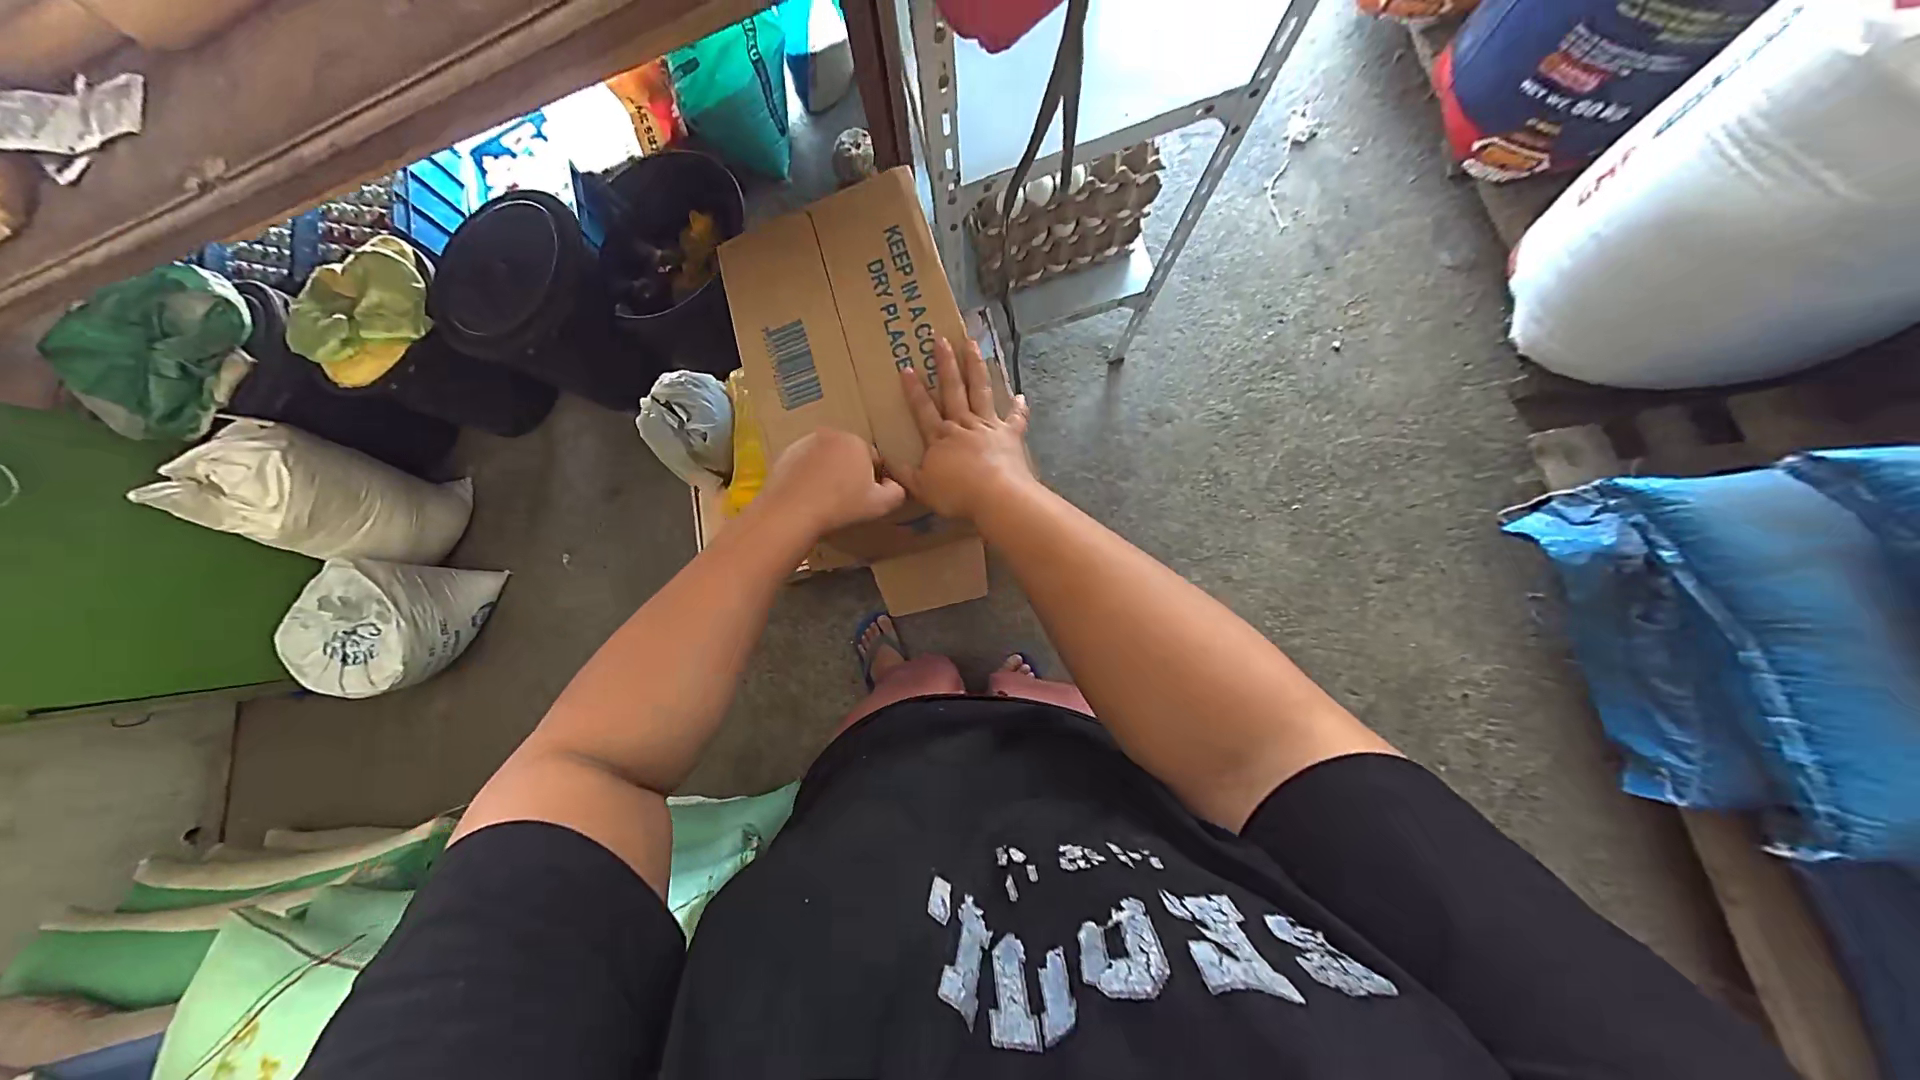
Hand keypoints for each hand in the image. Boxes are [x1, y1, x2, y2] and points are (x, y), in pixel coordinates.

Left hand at [757, 428, 906, 537]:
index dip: (872, 479)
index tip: (864, 497)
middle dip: (850, 471)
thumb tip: (894, 485)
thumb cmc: (841, 506)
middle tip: (845, 497)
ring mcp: (805, 441)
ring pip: (826, 456)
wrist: (792, 511)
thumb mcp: (880, 505)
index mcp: (856, 442)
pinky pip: (805, 461)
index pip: (872, 459)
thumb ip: (897, 492)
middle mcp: (831, 434)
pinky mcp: (786, 453)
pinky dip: (809, 473)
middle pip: (848, 454)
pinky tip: (808, 493)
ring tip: (825, 497)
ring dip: (829, 471)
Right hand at [896, 336, 1036, 519]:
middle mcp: (963, 425)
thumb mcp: (922, 488)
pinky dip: (1019, 408)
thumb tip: (886, 463)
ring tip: (972, 344)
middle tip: (940, 338)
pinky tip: (1020, 396)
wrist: (995, 496)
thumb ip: (905, 475)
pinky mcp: (1010, 435)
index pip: (923, 409)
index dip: (914, 389)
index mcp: (940, 437)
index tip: (907, 367)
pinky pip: (1015, 419)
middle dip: (945, 363)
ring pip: (980, 391)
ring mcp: (988, 427)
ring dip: (975, 367)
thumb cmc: (957, 494)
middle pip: (953, 389)